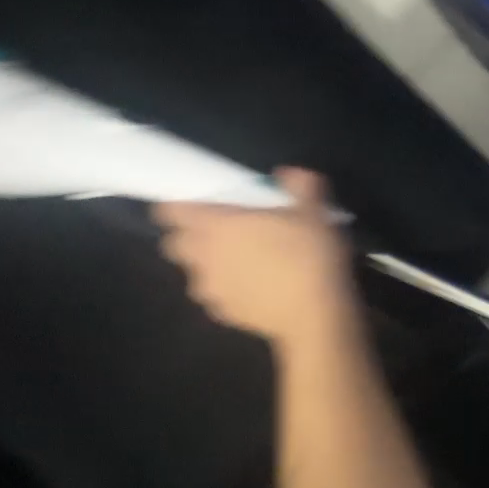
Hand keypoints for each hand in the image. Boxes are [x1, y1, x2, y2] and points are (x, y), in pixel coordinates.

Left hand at [154, 167, 358, 348]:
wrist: (315, 314)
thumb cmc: (311, 255)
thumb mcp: (316, 212)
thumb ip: (301, 187)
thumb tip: (289, 173)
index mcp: (218, 226)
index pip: (172, 210)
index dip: (180, 205)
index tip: (199, 203)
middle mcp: (203, 256)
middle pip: (176, 242)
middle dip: (192, 235)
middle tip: (226, 232)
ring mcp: (209, 288)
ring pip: (196, 270)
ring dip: (213, 263)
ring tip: (247, 263)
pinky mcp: (221, 312)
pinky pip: (217, 293)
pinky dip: (230, 287)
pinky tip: (259, 288)